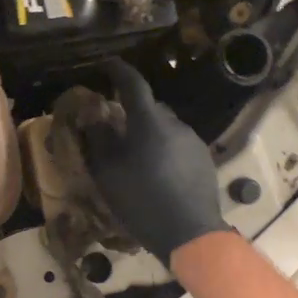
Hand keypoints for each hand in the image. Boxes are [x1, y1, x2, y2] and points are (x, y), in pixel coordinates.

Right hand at [83, 59, 231, 263]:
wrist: (190, 233)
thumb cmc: (141, 201)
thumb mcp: (108, 174)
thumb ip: (98, 140)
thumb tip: (93, 116)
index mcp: (149, 122)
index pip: (133, 83)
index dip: (117, 70)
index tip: (105, 65)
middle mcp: (175, 124)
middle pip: (149, 107)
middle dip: (131, 111)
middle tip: (113, 126)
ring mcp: (193, 141)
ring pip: (164, 127)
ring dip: (148, 133)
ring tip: (134, 155)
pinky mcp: (203, 159)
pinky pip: (177, 144)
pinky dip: (163, 149)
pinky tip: (156, 172)